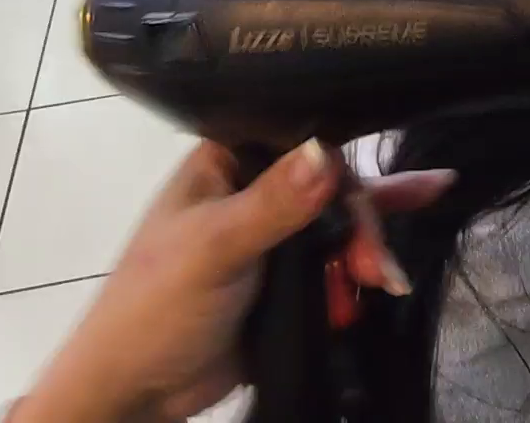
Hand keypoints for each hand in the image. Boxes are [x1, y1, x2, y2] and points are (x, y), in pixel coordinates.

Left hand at [19, 139, 454, 421]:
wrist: (137, 392)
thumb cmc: (156, 303)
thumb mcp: (213, 247)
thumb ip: (272, 202)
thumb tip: (326, 151)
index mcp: (228, 159)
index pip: (299, 138)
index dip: (336, 165)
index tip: (364, 201)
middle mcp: (255, 185)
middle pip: (329, 184)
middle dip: (358, 221)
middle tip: (373, 266)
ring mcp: (274, 231)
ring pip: (338, 221)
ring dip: (367, 247)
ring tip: (386, 281)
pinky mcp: (288, 274)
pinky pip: (337, 260)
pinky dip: (362, 269)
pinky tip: (392, 278)